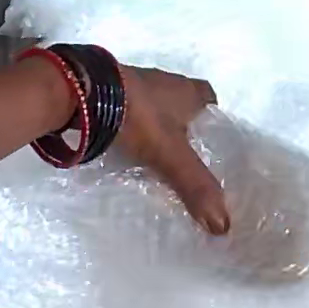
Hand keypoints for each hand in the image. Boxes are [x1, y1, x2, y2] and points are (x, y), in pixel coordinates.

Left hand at [120, 66, 229, 233]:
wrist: (85, 94)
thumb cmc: (139, 118)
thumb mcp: (171, 156)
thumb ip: (195, 186)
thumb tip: (223, 225)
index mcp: (187, 90)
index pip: (209, 99)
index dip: (212, 119)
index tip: (211, 144)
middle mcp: (163, 81)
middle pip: (181, 105)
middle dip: (183, 128)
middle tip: (183, 158)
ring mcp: (133, 85)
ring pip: (153, 109)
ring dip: (155, 129)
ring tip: (155, 159)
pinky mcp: (108, 92)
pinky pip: (127, 112)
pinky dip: (130, 128)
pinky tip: (126, 148)